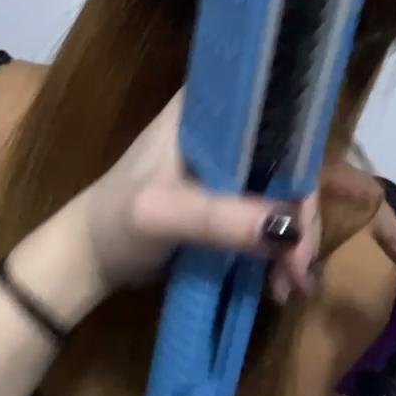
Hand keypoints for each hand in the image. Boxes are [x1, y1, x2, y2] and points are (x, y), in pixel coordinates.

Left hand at [65, 89, 336, 299]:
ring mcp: (224, 165)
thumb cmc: (116, 220)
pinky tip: (279, 284)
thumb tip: (288, 230)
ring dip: (293, 238)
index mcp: (200, 110)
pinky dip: (279, 248)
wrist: (91, 258)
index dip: (297, 157)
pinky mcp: (226, 198)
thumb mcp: (161, 214)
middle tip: (301, 265)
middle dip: (299, 213)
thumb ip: (220, 218)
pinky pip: (268, 215)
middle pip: (283, 158)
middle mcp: (219, 129)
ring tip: (292, 286)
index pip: (268, 115)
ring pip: (280, 190)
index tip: (304, 210)